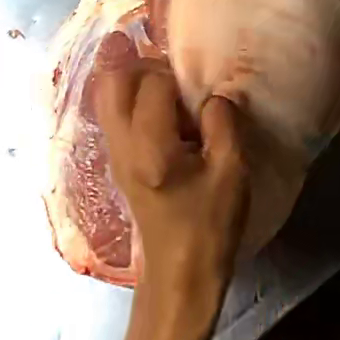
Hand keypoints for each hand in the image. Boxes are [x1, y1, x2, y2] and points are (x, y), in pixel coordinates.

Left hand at [96, 33, 249, 302]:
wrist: (179, 277)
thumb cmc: (208, 227)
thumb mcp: (231, 173)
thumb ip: (224, 123)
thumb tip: (215, 93)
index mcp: (150, 145)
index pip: (153, 85)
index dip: (176, 74)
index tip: (197, 84)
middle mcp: (122, 143)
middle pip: (113, 82)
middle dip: (139, 63)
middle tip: (168, 64)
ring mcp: (114, 153)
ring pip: (107, 96)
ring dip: (129, 77)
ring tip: (158, 75)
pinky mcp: (117, 162)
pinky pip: (113, 113)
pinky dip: (128, 96)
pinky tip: (155, 103)